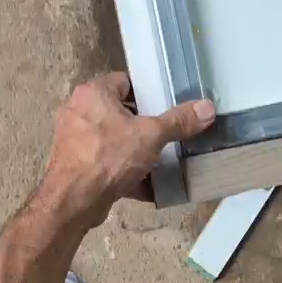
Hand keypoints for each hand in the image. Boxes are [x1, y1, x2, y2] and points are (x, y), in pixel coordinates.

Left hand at [35, 71, 215, 228]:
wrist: (74, 200)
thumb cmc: (109, 156)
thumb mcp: (151, 135)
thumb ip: (178, 121)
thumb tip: (207, 108)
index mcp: (93, 94)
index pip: (124, 81)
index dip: (147, 91)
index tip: (166, 105)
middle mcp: (79, 113)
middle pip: (119, 113)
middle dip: (143, 126)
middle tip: (167, 134)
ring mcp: (74, 141)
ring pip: (113, 142)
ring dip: (135, 152)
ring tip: (160, 160)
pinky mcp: (76, 167)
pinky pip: (106, 165)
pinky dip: (124, 174)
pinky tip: (148, 186)